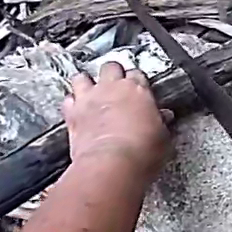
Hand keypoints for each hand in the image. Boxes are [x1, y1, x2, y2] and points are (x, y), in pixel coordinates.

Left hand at [64, 61, 169, 180]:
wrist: (112, 163)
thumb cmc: (140, 150)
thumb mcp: (162, 137)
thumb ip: (161, 122)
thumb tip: (163, 118)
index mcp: (138, 90)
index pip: (137, 74)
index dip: (137, 82)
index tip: (138, 91)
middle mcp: (112, 88)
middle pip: (111, 67)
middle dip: (112, 74)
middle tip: (115, 86)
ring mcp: (90, 98)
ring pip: (83, 77)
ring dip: (86, 83)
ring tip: (91, 92)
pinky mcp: (72, 113)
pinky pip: (68, 99)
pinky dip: (71, 103)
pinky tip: (76, 109)